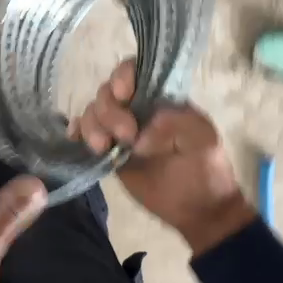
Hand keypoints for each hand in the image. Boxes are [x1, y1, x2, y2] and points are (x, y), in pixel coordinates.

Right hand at [70, 60, 257, 254]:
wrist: (198, 211)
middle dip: (110, 112)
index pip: (133, 71)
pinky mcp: (108, 151)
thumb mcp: (202, 139)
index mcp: (159, 97)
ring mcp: (119, 130)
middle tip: (126, 137)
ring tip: (104, 148)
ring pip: (92, 112)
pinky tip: (77, 140)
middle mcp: (136, 108)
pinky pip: (84, 133)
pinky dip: (77, 131)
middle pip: (107, 92)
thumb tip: (139, 131)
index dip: (122, 76)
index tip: (124, 95)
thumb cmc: (206, 170)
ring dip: (93, 126)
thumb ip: (176, 121)